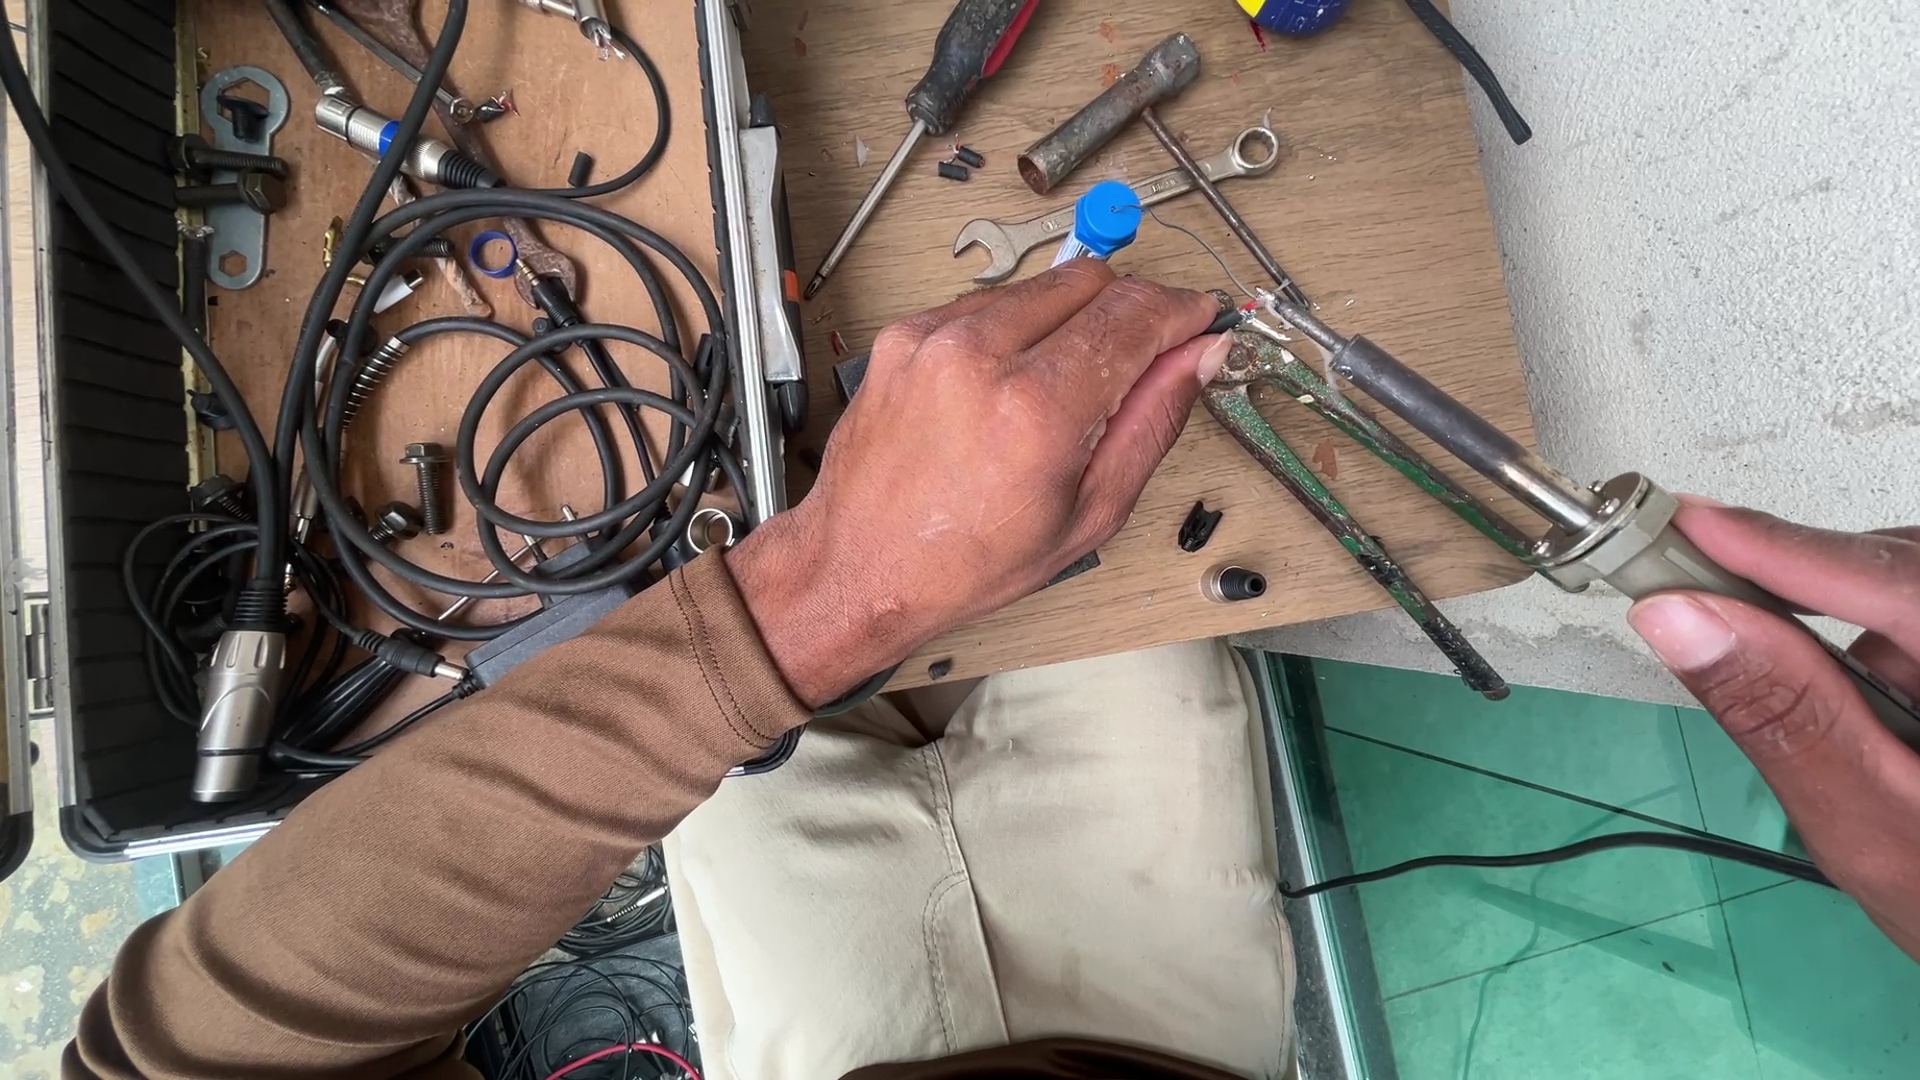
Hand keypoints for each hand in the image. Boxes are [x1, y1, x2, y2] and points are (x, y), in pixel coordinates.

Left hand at [728, 261, 1229, 706]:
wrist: (862, 565)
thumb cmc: (965, 562)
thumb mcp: (1087, 516)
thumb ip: (1151, 424)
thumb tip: (1194, 358)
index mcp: (1034, 411)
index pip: (1135, 314)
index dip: (1179, 311)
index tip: (1194, 321)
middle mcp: (977, 357)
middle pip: (1091, 280)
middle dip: (1128, 311)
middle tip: (1132, 361)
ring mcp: (931, 339)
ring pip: (1038, 285)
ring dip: (1068, 320)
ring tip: (1057, 387)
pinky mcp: (902, 336)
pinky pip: (984, 304)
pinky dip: (1012, 330)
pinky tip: (1005, 384)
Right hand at [1627, 503, 1919, 958]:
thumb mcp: (1865, 826)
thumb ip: (1779, 714)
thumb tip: (1673, 616)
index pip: (1914, 594)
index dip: (1794, 552)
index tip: (1689, 521)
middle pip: (1914, 570)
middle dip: (1811, 572)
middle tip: (1697, 586)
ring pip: (1910, 580)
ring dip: (1834, 602)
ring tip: (1800, 676)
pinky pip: (1911, 607)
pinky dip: (1862, 622)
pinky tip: (1845, 683)